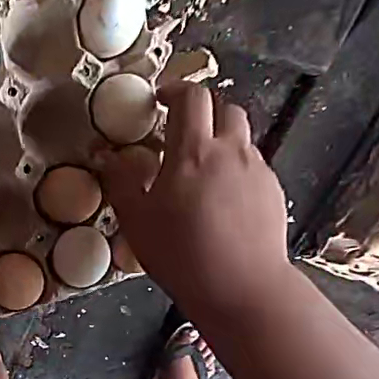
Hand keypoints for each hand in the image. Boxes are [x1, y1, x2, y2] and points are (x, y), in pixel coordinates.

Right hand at [97, 82, 292, 315]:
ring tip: (202, 167)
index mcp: (193, 151)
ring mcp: (257, 170)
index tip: (161, 100)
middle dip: (201, 111)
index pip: (190, 98)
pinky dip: (235, 167)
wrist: (242, 287)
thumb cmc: (182, 255)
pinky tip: (222, 199)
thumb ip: (120, 181)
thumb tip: (105, 156)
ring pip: (240, 136)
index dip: (174, 90)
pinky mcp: (273, 191)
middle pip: (223, 107)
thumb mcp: (136, 221)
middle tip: (181, 131)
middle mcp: (230, 151)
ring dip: (220, 139)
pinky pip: (253, 165)